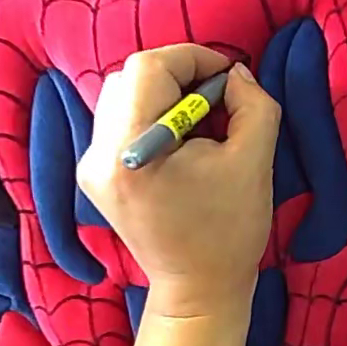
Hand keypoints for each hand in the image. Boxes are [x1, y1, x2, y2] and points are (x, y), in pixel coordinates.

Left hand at [77, 44, 281, 318]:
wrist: (198, 287)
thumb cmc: (229, 230)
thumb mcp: (255, 160)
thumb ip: (253, 104)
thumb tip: (235, 73)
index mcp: (132, 150)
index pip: (149, 67)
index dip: (193, 58)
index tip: (227, 75)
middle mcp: (99, 154)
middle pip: (131, 76)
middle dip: (179, 74)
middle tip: (215, 98)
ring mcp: (91, 166)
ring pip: (122, 94)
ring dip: (164, 93)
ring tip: (197, 122)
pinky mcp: (95, 175)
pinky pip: (119, 120)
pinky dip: (151, 114)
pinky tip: (178, 141)